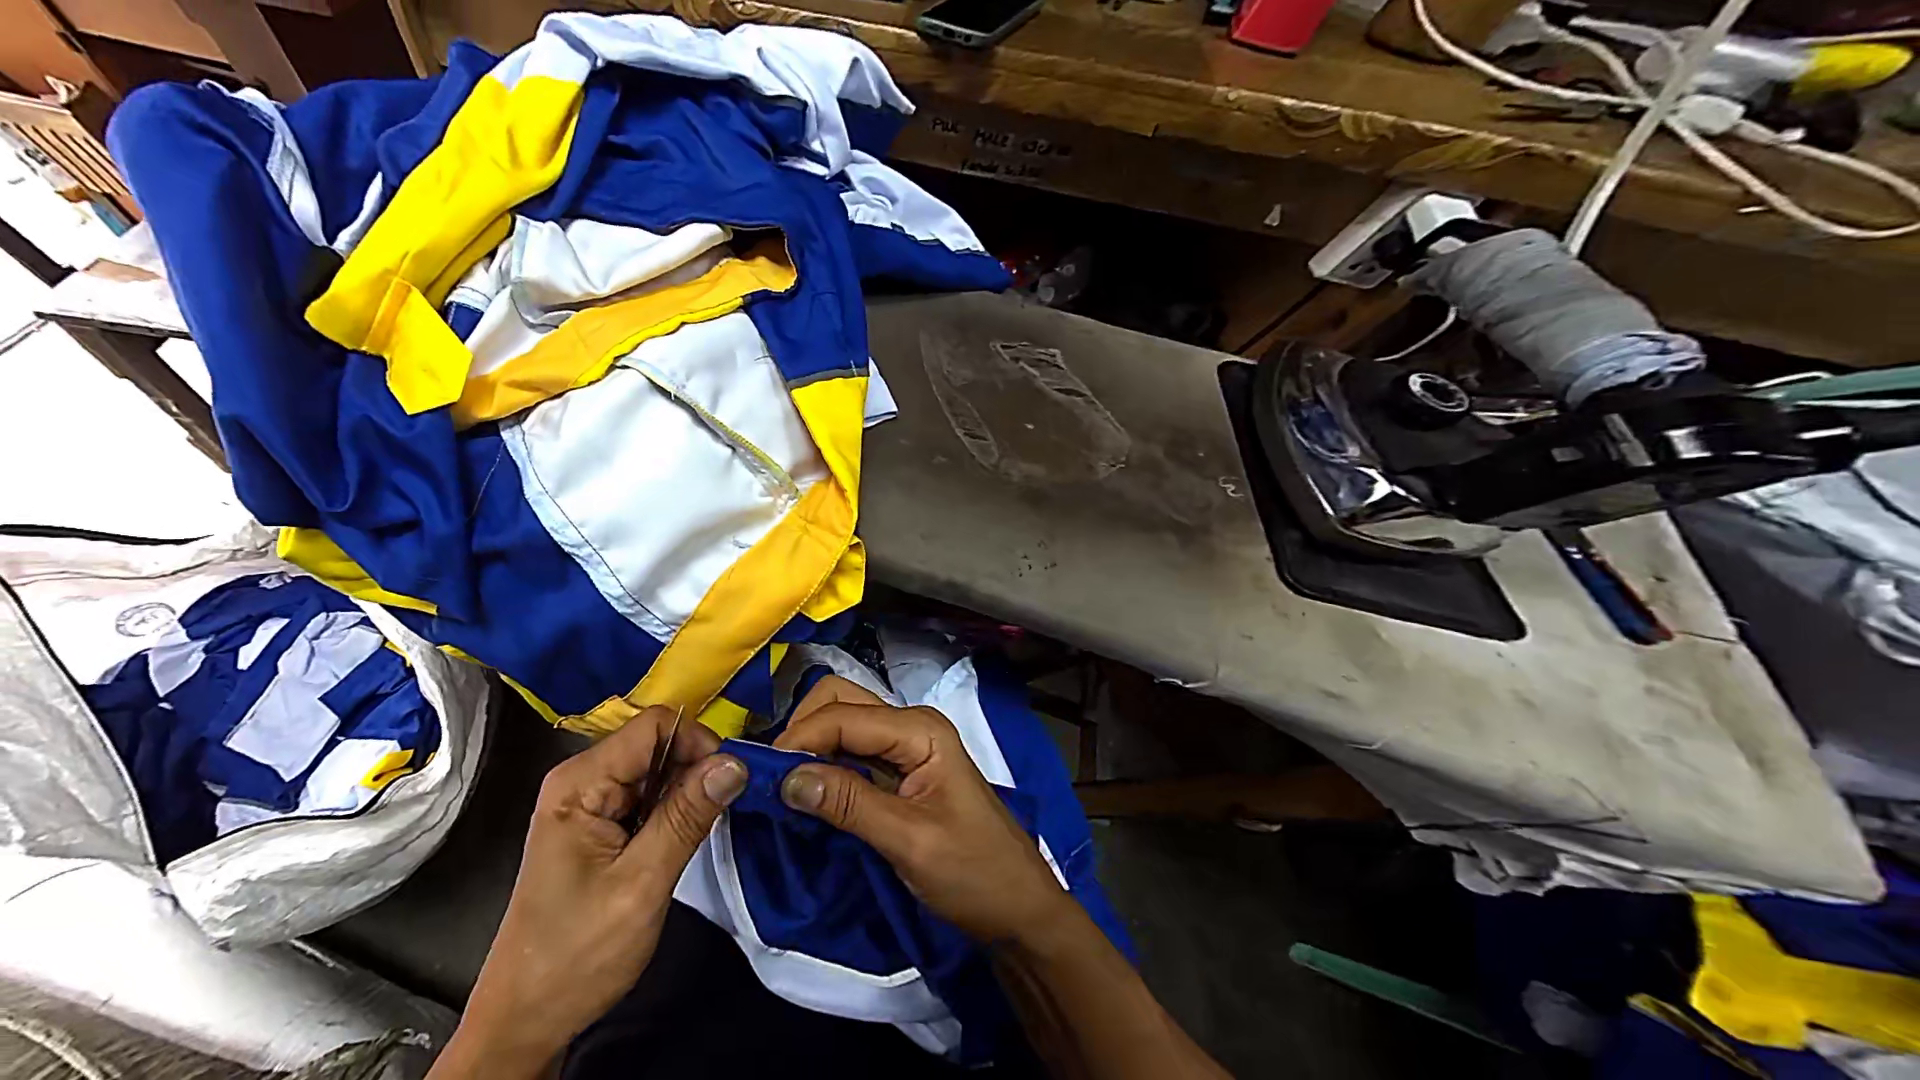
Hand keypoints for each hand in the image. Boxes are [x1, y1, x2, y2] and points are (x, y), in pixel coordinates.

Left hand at [431, 706, 747, 1078]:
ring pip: (662, 769)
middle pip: (660, 743)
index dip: (697, 744)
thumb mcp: (641, 885)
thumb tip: (736, 762)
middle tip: (714, 815)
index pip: (655, 726)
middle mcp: (583, 780)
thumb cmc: (577, 955)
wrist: (529, 1018)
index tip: (725, 784)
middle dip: (696, 770)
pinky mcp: (603, 821)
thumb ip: (688, 817)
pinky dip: (677, 809)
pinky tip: (680, 840)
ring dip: (689, 792)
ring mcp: (592, 801)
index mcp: (580, 783)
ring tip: (699, 831)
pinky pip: (653, 794)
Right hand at [773, 676, 1078, 945]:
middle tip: (774, 778)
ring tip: (782, 786)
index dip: (800, 739)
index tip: (762, 778)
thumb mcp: (909, 841)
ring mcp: (907, 746)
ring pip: (844, 723)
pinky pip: (853, 751)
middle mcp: (911, 726)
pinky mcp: (900, 769)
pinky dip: (825, 762)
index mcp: (920, 730)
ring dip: (811, 745)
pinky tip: (808, 791)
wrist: (1016, 905)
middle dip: (803, 730)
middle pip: (841, 702)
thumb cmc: (973, 872)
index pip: (843, 716)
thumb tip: (785, 777)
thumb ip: (848, 803)